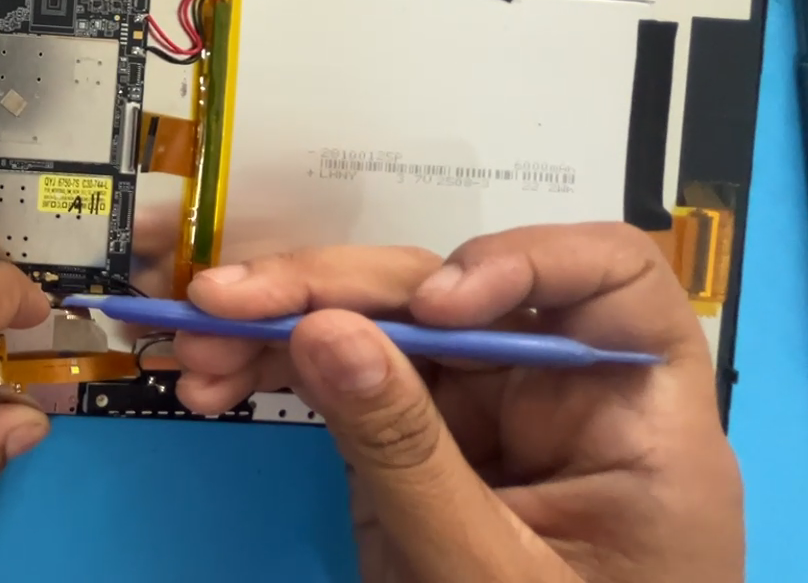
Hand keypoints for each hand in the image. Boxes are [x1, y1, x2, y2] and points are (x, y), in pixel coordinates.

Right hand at [170, 222, 743, 581]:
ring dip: (264, 326)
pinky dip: (258, 364)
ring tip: (193, 356)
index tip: (428, 308)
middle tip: (218, 307)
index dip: (520, 261)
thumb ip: (404, 450)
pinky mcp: (389, 418)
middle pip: (427, 286)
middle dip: (315, 291)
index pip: (607, 283)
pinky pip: (318, 361)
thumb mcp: (479, 575)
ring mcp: (457, 399)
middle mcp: (535, 385)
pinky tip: (205, 385)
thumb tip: (320, 326)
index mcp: (620, 420)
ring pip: (355, 315)